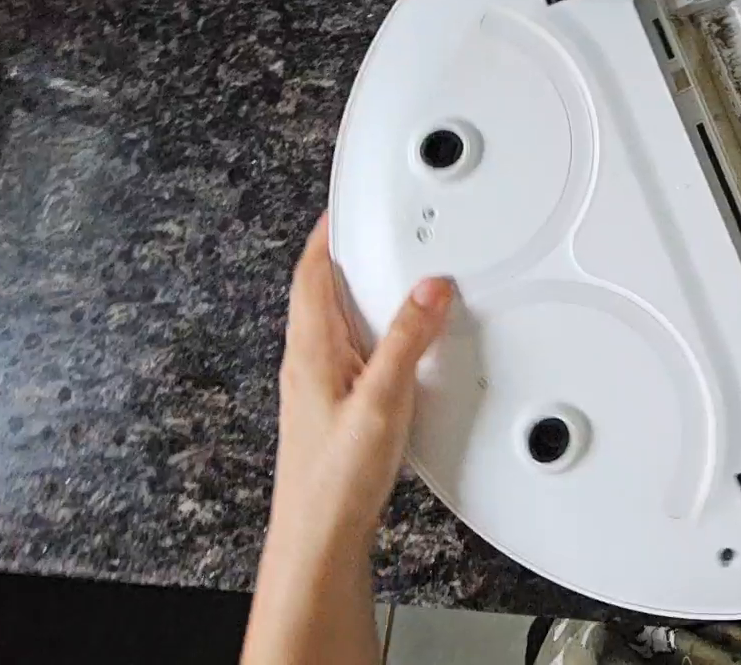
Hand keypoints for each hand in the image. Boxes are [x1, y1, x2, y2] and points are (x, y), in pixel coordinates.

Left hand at [244, 212, 451, 664]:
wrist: (319, 535)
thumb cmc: (336, 475)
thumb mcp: (382, 399)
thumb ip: (407, 339)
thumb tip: (430, 287)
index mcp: (313, 348)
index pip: (314, 273)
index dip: (328, 234)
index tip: (345, 203)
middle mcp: (310, 359)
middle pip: (322, 288)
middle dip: (345, 251)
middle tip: (373, 225)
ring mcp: (319, 380)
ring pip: (336, 315)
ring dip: (358, 285)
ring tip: (389, 266)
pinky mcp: (335, 399)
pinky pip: (349, 342)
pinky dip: (370, 320)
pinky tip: (393, 333)